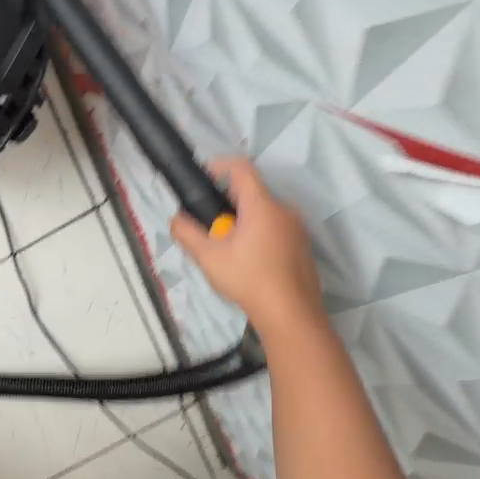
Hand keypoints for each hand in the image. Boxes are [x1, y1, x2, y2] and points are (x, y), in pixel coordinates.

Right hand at [170, 158, 322, 334]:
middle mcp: (284, 210)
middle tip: (210, 226)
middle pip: (252, 193)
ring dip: (243, 220)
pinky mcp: (303, 245)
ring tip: (227, 248)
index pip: (241, 169)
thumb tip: (176, 219)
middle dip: (227, 203)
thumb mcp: (207, 256)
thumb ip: (186, 232)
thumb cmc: (247, 278)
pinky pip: (276, 228)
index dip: (219, 166)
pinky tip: (249, 261)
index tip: (203, 177)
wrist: (291, 313)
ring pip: (264, 212)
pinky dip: (259, 234)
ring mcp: (297, 228)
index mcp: (261, 206)